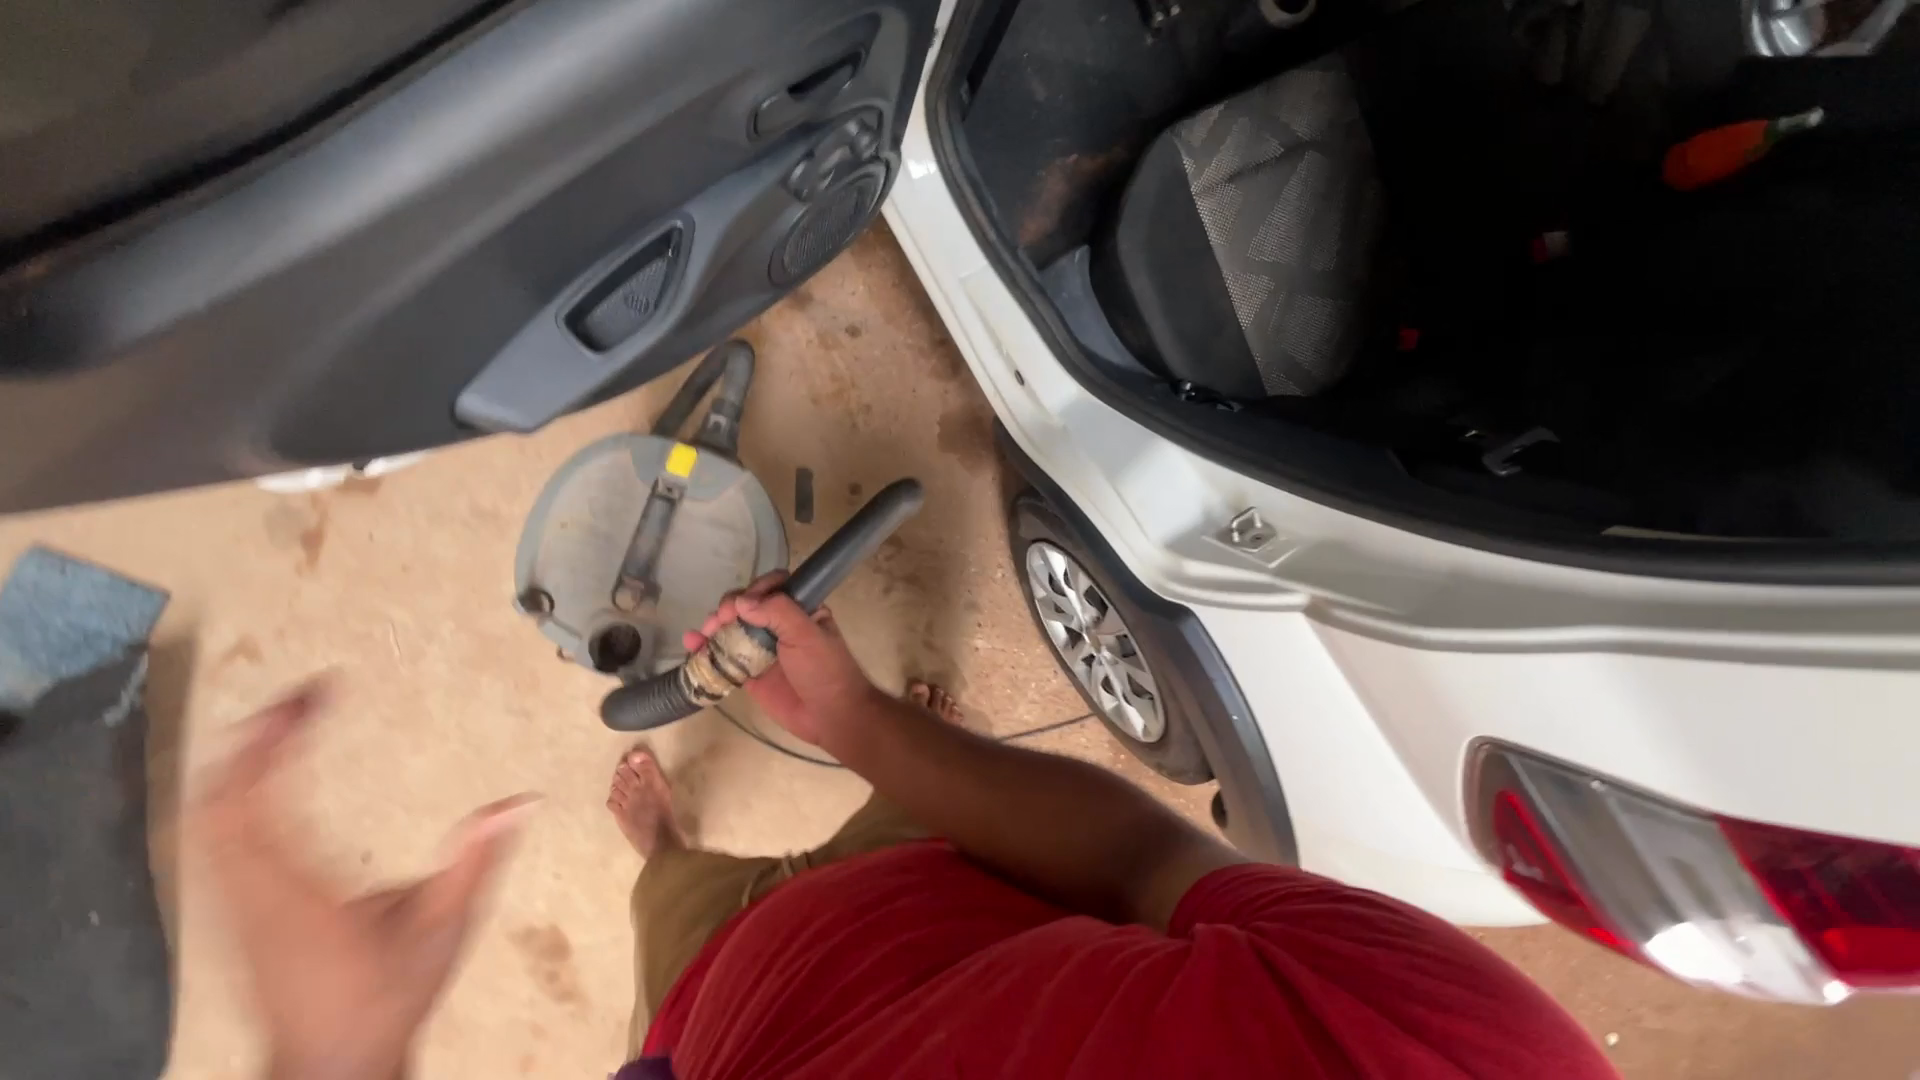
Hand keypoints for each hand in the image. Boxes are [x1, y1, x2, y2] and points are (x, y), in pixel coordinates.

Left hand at [195, 680, 535, 1079]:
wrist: (333, 1062)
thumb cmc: (387, 997)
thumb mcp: (445, 927)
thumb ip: (477, 859)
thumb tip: (518, 801)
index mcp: (294, 894)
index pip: (256, 801)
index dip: (275, 740)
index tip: (313, 697)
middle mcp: (250, 896)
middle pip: (217, 801)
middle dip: (253, 739)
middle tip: (299, 698)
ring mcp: (234, 908)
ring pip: (205, 820)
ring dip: (239, 764)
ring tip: (281, 723)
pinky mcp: (238, 914)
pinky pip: (216, 840)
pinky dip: (234, 794)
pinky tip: (261, 778)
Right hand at [682, 571, 877, 745]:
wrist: (830, 716)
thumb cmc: (824, 669)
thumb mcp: (807, 633)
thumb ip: (777, 611)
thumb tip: (740, 602)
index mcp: (801, 609)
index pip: (773, 586)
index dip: (755, 589)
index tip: (743, 603)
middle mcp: (780, 625)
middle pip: (747, 605)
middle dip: (729, 608)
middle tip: (720, 620)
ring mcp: (763, 648)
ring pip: (732, 628)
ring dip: (713, 625)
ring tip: (702, 633)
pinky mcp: (750, 673)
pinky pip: (725, 657)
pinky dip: (706, 649)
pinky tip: (692, 645)